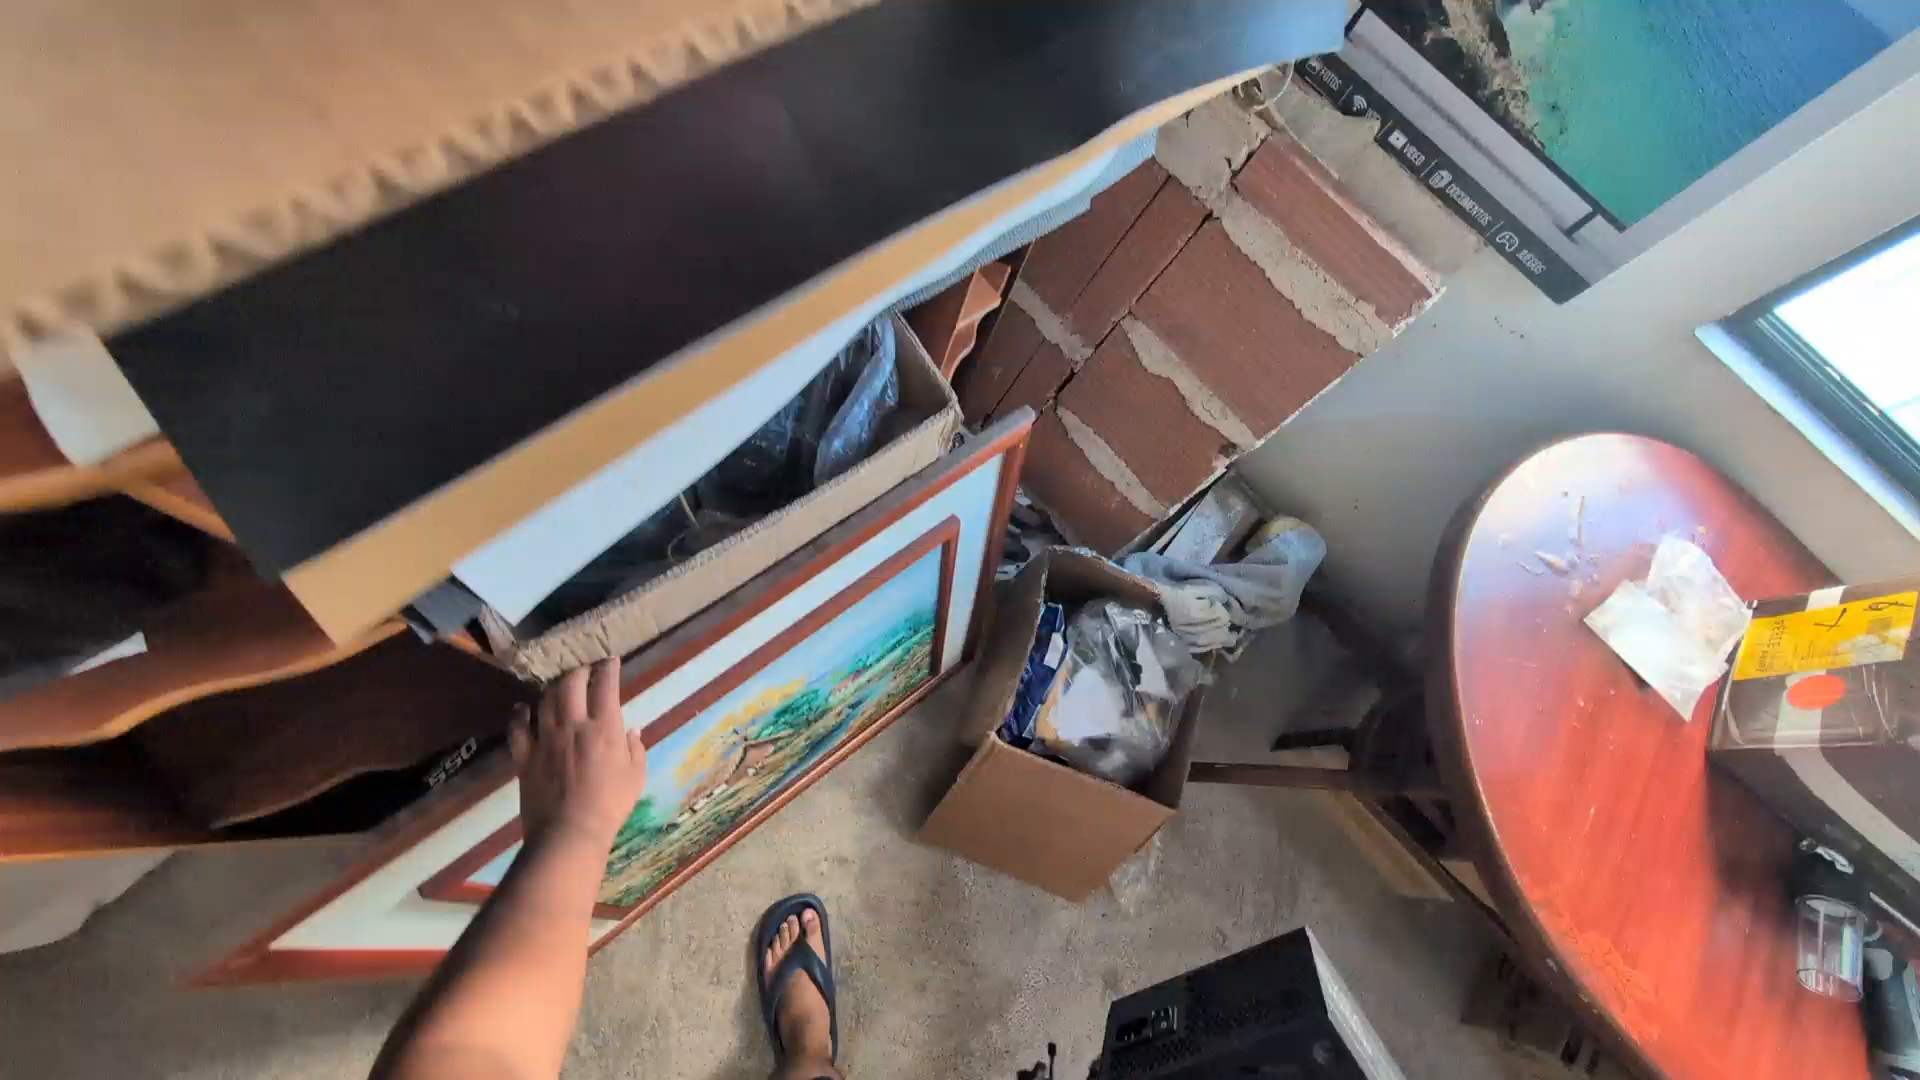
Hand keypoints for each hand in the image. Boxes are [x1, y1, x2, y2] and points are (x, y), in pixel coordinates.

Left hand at [510, 658, 647, 851]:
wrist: (569, 834)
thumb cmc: (611, 804)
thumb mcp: (637, 775)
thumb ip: (635, 748)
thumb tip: (631, 732)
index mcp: (604, 728)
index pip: (606, 686)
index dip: (608, 668)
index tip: (611, 660)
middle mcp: (573, 725)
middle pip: (571, 684)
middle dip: (579, 670)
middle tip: (585, 669)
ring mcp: (545, 740)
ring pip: (545, 700)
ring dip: (553, 687)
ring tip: (559, 684)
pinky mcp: (524, 757)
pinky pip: (518, 728)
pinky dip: (520, 714)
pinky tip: (523, 708)